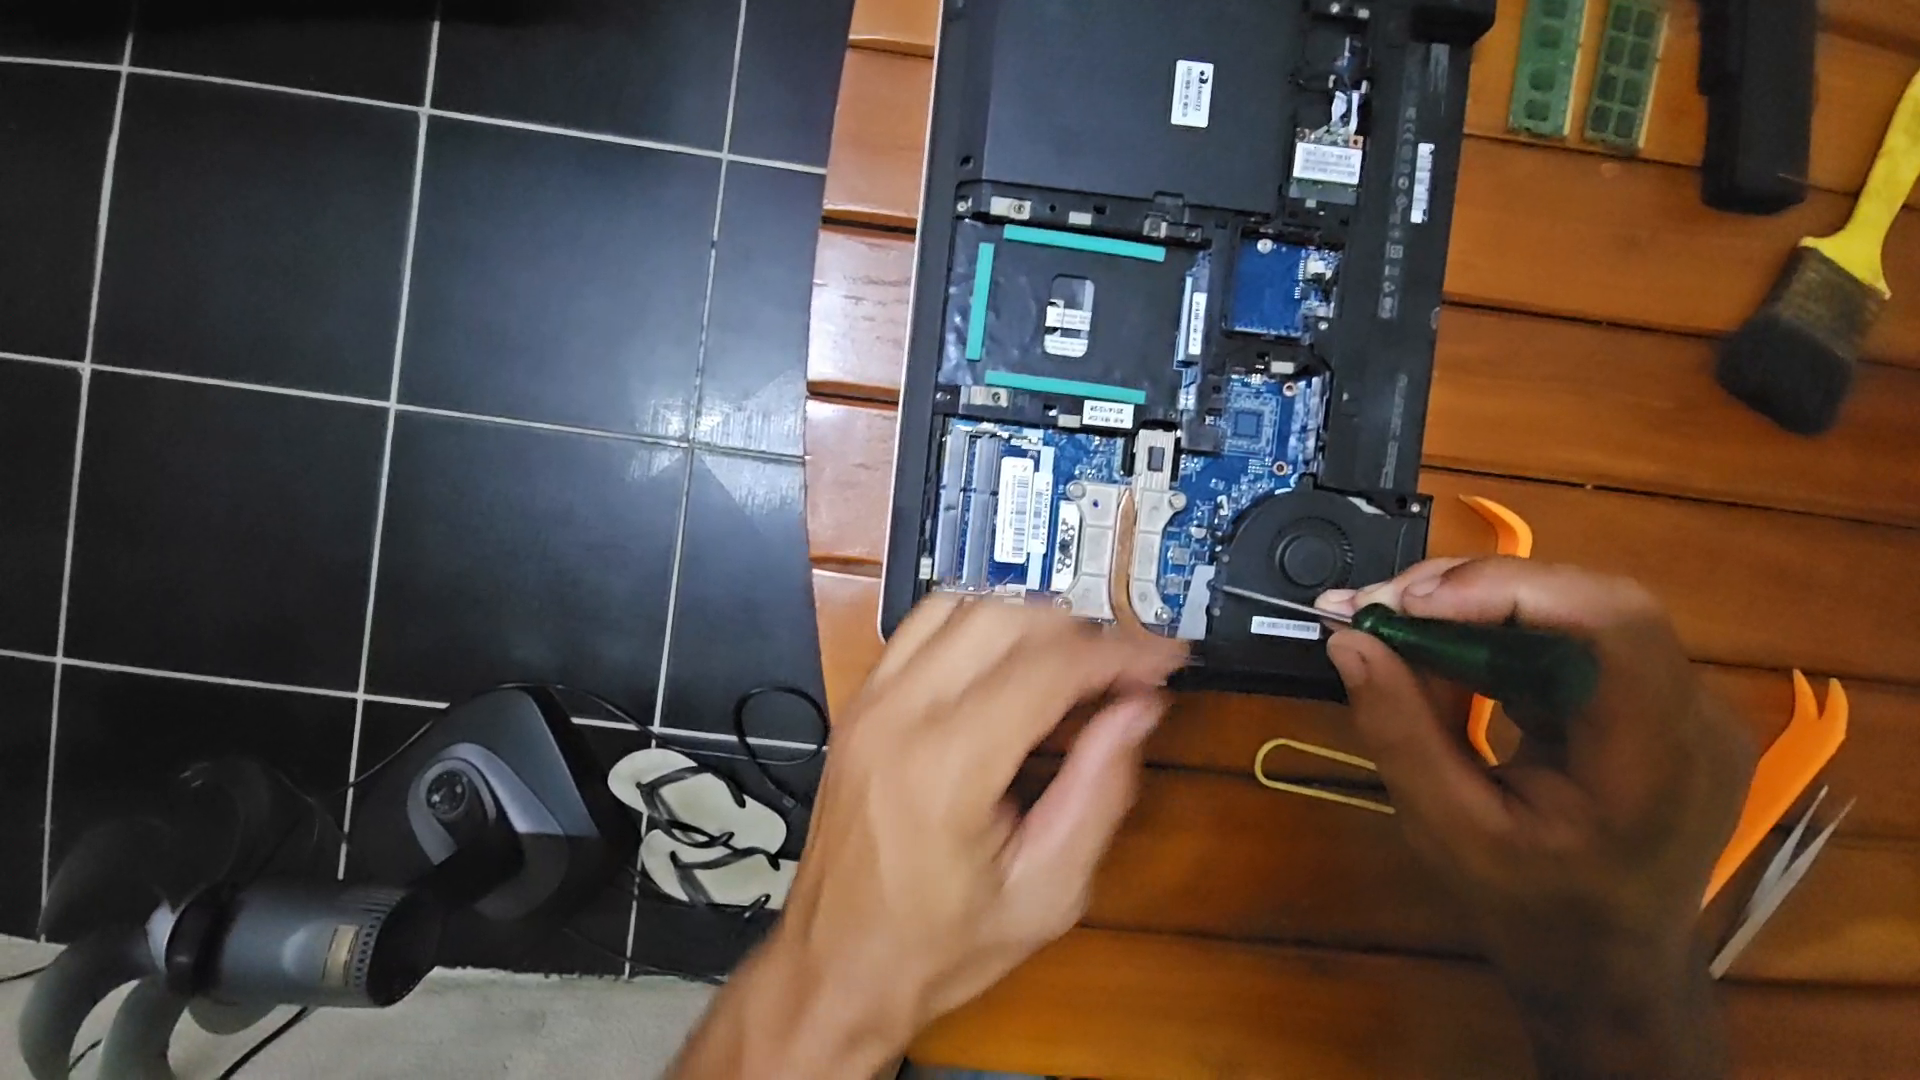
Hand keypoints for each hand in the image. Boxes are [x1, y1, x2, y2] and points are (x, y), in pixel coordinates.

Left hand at [670, 595, 1185, 1078]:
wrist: (835, 966)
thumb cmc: (939, 946)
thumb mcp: (1045, 894)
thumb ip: (1098, 792)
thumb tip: (1138, 709)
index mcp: (946, 768)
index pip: (1047, 669)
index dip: (1117, 653)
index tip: (1163, 656)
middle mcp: (900, 714)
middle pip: (1005, 620)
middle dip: (1079, 630)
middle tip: (1124, 665)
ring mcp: (870, 700)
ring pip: (960, 605)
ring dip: (1028, 617)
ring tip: (1074, 656)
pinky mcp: (858, 701)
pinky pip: (921, 624)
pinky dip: (976, 621)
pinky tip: (1007, 654)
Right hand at [1319, 558, 1755, 1079]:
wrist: (1602, 960)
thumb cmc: (1529, 906)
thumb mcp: (1446, 827)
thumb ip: (1398, 730)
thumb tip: (1349, 639)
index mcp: (1657, 758)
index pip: (1613, 624)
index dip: (1508, 590)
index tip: (1406, 602)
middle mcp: (1686, 710)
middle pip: (1582, 601)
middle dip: (1466, 590)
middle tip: (1373, 604)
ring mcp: (1669, 698)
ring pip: (1562, 608)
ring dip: (1464, 607)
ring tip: (1383, 625)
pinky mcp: (1634, 696)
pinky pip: (1553, 637)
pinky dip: (1480, 634)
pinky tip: (1427, 655)